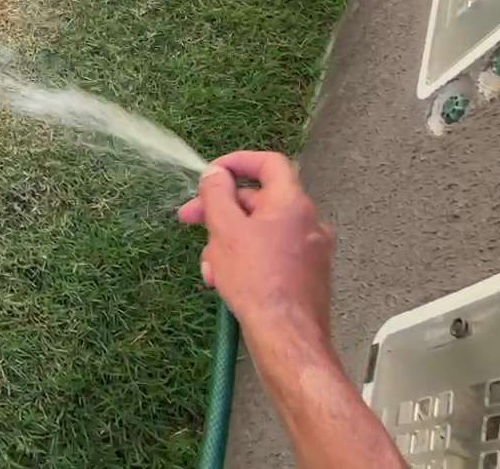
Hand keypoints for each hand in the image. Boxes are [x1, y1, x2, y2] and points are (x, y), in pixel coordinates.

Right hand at [176, 151, 333, 354]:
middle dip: (219, 208)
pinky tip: (223, 278)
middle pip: (257, 198)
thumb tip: (216, 173)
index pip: (268, 163)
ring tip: (207, 264)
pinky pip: (270, 252)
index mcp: (292, 204)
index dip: (237, 161)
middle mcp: (308, 222)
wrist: (287, 338)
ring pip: (259, 228)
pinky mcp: (306, 275)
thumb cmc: (254, 277)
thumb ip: (216, 193)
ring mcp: (310, 250)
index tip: (210, 174)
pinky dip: (244, 256)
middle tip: (189, 218)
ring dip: (227, 238)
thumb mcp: (224, 228)